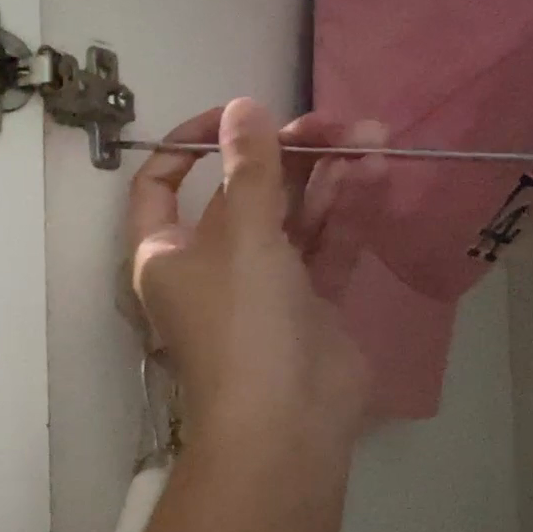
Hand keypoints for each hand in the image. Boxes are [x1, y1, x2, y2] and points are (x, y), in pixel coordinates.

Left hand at [125, 99, 385, 455]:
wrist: (286, 423)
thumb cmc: (241, 322)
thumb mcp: (240, 235)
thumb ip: (247, 169)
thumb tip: (242, 108)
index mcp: (164, 251)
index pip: (159, 183)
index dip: (188, 143)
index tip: (235, 116)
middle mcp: (207, 264)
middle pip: (239, 193)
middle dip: (284, 154)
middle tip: (333, 122)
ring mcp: (260, 285)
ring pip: (289, 216)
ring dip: (326, 176)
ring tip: (370, 136)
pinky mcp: (306, 304)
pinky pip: (322, 246)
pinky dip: (344, 213)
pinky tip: (373, 174)